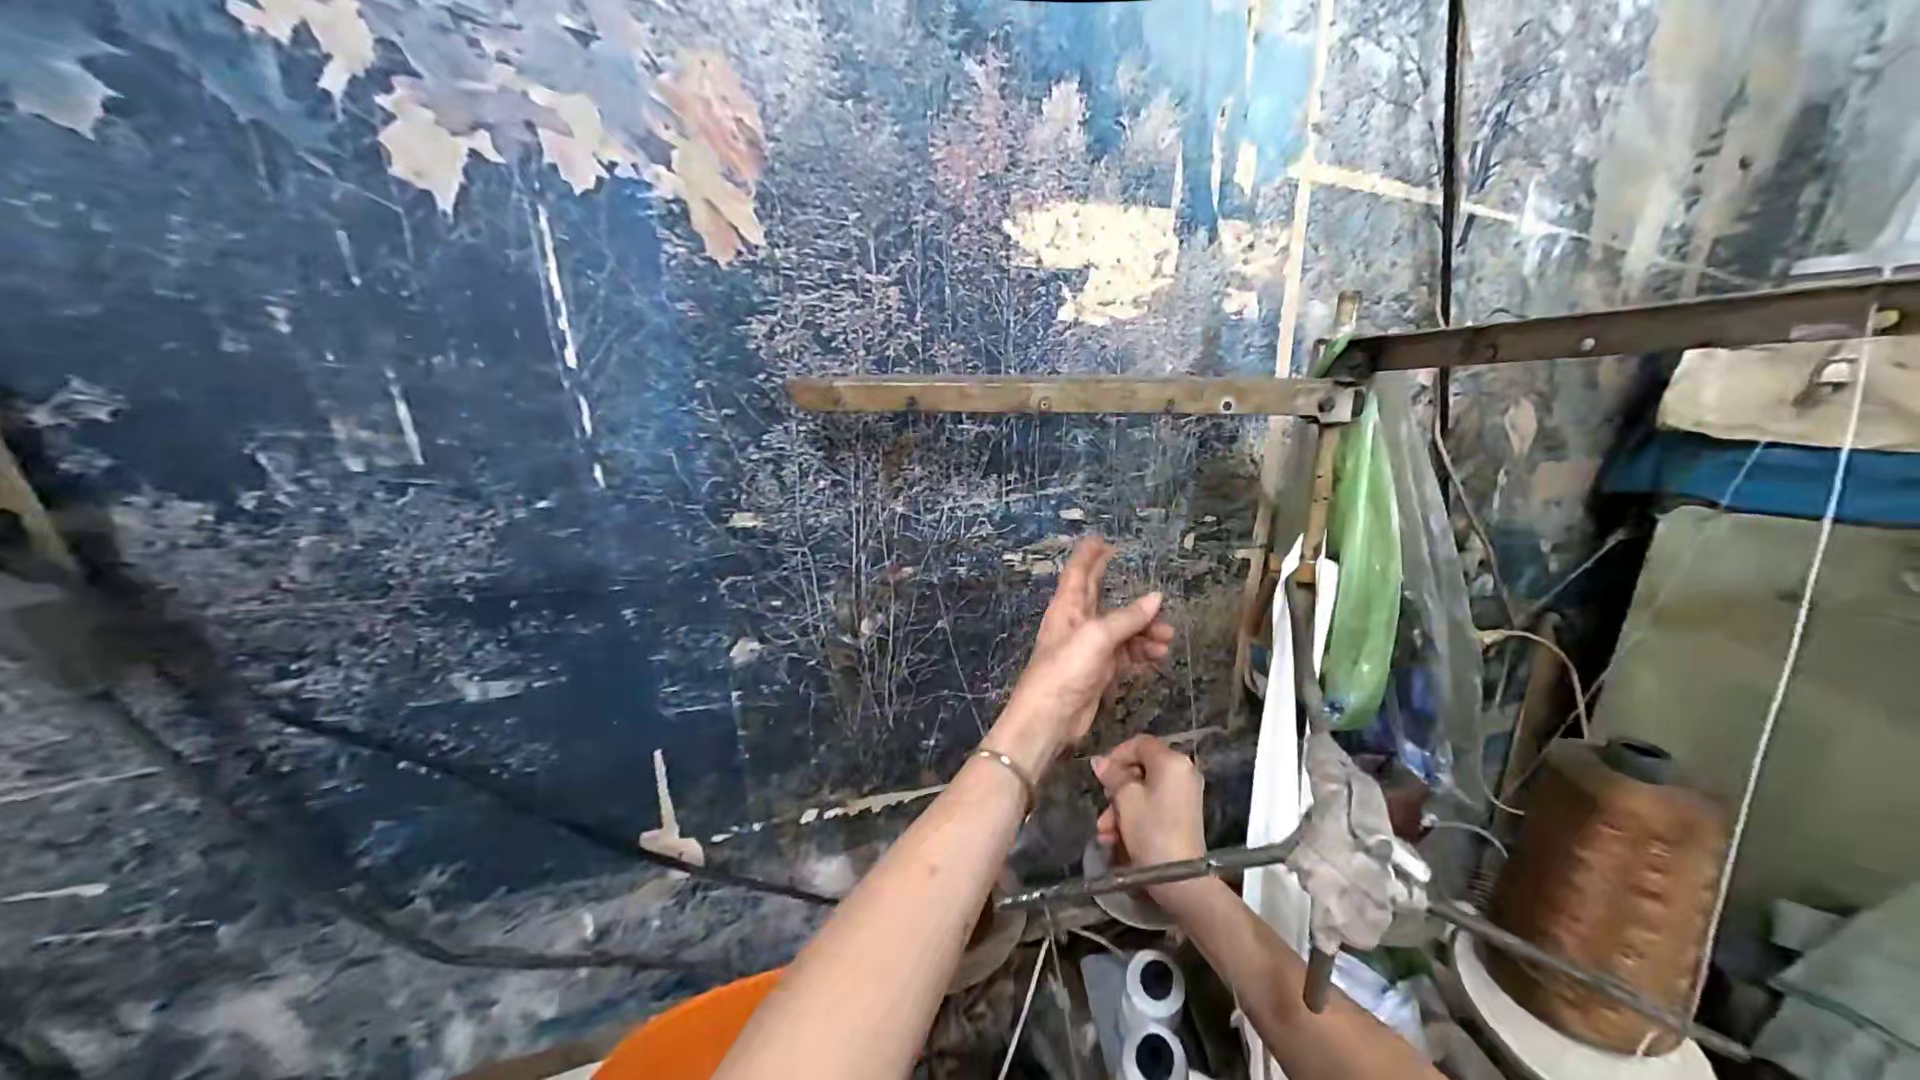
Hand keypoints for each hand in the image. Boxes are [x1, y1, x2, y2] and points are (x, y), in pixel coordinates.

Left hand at [991, 538, 1173, 774]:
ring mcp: (1089, 647)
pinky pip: (1125, 652)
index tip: (1101, 540)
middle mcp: (1077, 622)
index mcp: (1067, 607)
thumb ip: (1127, 618)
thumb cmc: (1066, 669)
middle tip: (1150, 585)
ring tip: (1167, 637)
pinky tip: (1159, 654)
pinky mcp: (1099, 670)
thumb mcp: (1097, 637)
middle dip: (1123, 589)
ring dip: (1144, 629)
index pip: (1078, 573)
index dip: (1088, 555)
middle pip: (1101, 596)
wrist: (1050, 717)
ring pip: (1121, 628)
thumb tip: (1156, 598)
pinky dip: (1142, 651)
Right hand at [1091, 734, 1205, 873]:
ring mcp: (1185, 794)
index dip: (1116, 754)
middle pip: (1141, 768)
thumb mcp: (1125, 799)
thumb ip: (1112, 775)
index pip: (1140, 743)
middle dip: (1117, 788)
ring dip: (1121, 807)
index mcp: (1171, 762)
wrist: (1181, 879)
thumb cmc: (1151, 831)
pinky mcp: (1183, 814)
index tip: (1100, 773)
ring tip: (1105, 832)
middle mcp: (1183, 772)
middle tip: (1102, 803)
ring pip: (1144, 790)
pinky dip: (1135, 816)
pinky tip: (1116, 838)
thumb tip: (1099, 761)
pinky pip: (1154, 804)